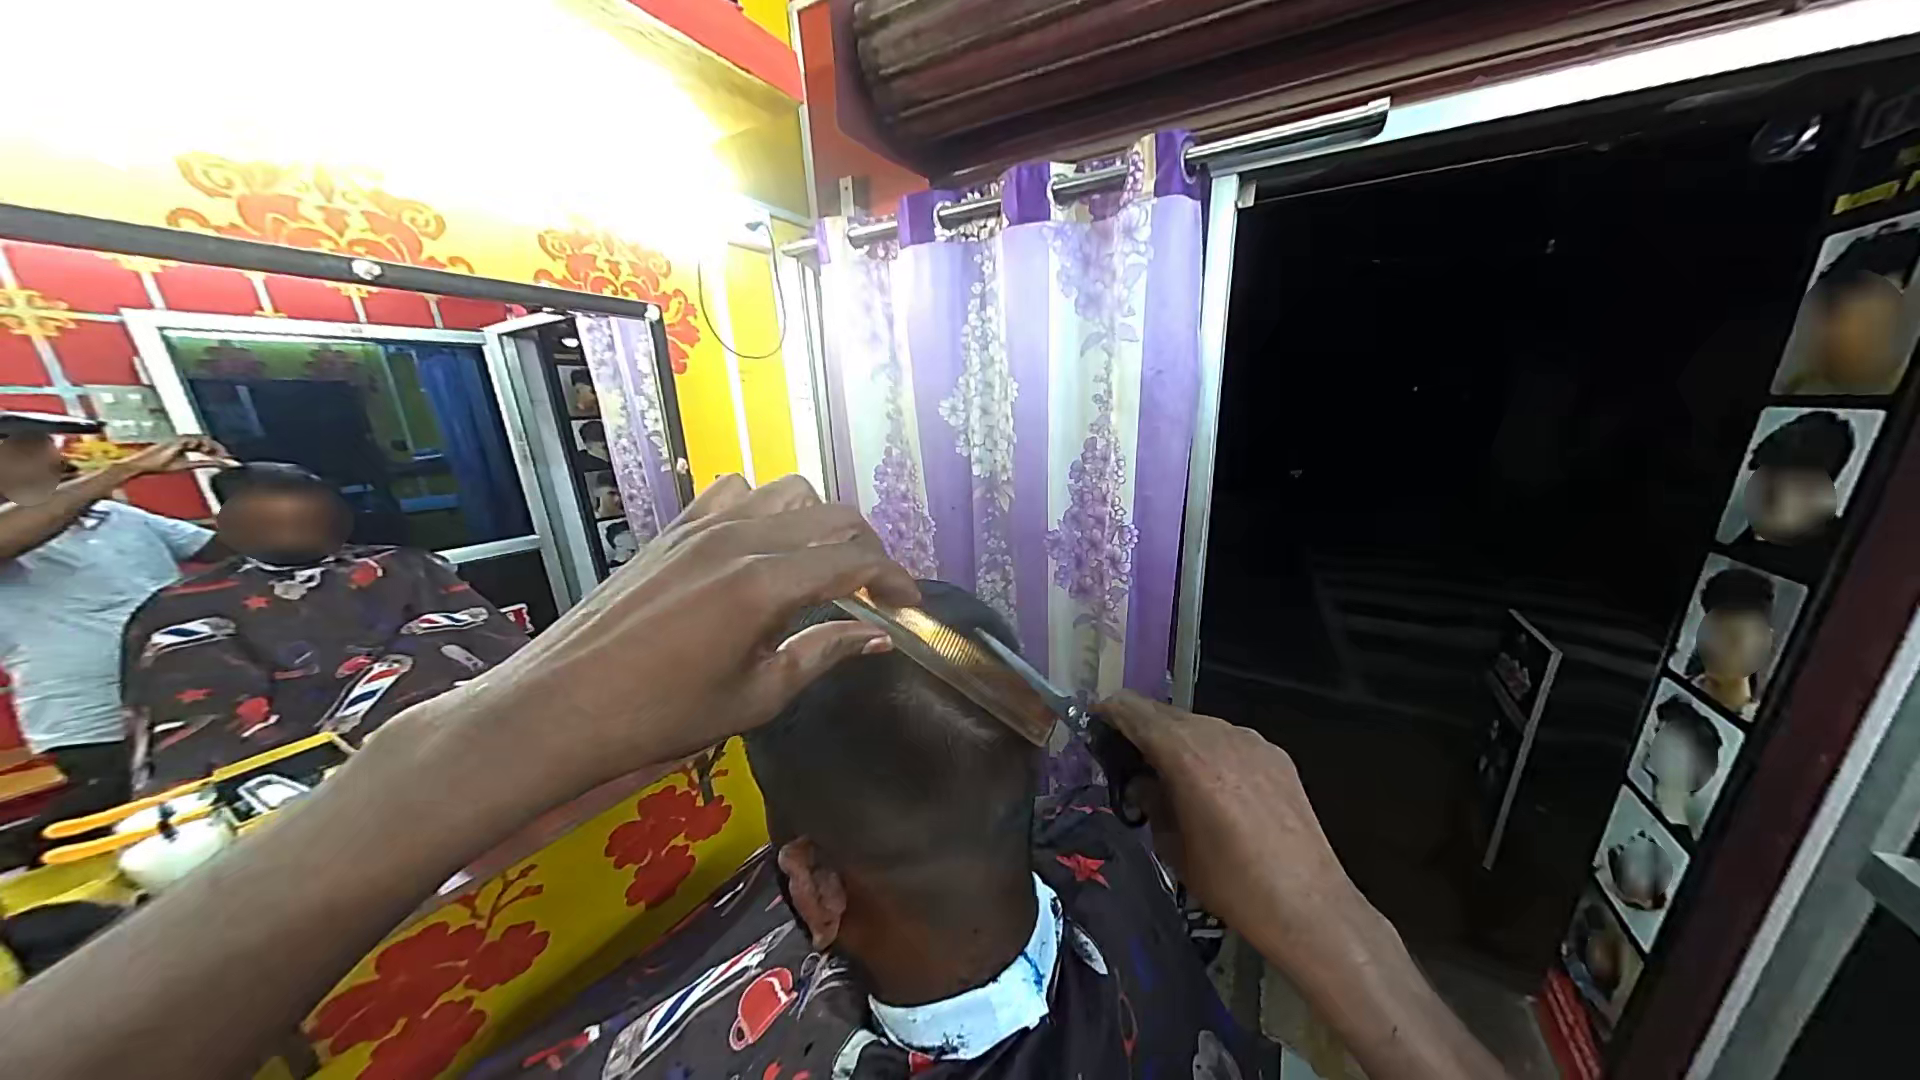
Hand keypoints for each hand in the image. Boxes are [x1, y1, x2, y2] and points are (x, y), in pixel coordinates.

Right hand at [123, 436, 234, 474]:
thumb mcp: (189, 465)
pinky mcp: (173, 441)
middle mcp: (183, 441)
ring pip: (201, 438)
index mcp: (186, 446)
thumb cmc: (161, 466)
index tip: (228, 458)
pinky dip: (202, 445)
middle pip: (206, 440)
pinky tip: (206, 452)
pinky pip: (192, 439)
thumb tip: (222, 464)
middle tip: (227, 457)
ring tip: (217, 455)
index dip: (218, 450)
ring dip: (212, 446)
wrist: (141, 466)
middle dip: (219, 448)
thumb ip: (204, 463)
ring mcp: (177, 440)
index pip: (206, 444)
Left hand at [450, 474, 917, 787]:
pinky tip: (761, 543)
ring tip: (822, 563)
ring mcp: (705, 525)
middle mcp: (742, 538)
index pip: (856, 560)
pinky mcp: (676, 527)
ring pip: (790, 492)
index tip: (910, 604)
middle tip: (876, 590)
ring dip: (821, 522)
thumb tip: (878, 636)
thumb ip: (825, 653)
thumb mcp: (758, 697)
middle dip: (869, 549)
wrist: (556, 708)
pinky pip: (736, 491)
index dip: (895, 579)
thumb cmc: (661, 717)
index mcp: (766, 584)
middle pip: (834, 517)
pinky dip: (766, 507)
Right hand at [1093, 692, 1363, 958]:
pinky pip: (1228, 740)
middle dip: (1140, 726)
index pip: (1135, 711)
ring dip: (1175, 738)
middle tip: (1124, 750)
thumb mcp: (1172, 845)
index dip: (1109, 710)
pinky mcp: (1275, 755)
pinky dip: (1209, 751)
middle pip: (1164, 713)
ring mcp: (1251, 741)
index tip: (1093, 717)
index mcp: (1185, 754)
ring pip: (1197, 724)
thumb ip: (1150, 800)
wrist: (1310, 907)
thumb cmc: (1231, 882)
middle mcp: (1218, 734)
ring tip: (1169, 772)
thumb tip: (1141, 782)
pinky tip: (1213, 785)